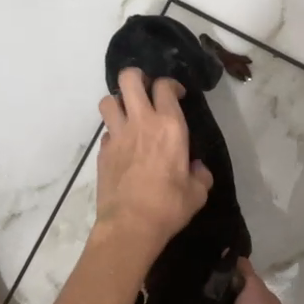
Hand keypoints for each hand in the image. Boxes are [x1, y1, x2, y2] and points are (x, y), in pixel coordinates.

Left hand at [94, 68, 212, 263]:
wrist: (130, 226)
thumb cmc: (169, 206)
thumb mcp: (197, 192)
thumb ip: (200, 175)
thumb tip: (198, 168)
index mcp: (169, 125)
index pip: (165, 86)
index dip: (170, 84)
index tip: (176, 94)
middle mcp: (141, 122)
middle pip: (129, 79)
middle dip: (136, 77)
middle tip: (145, 89)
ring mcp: (118, 135)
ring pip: (108, 100)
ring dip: (117, 102)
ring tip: (127, 114)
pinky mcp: (102, 152)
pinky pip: (105, 132)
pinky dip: (112, 134)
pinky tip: (121, 147)